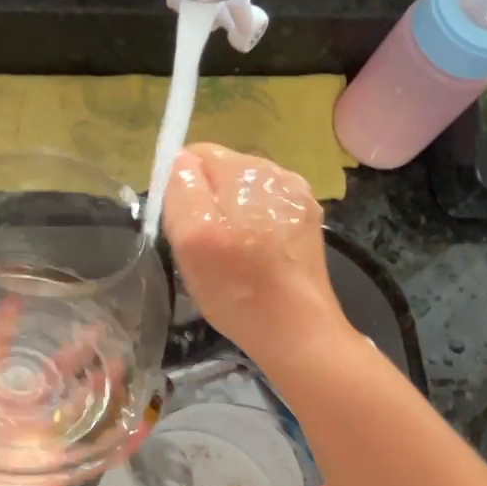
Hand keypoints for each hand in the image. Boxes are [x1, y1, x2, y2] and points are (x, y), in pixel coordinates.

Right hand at [161, 144, 346, 363]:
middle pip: (221, 174)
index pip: (196, 154)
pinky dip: (252, 232)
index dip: (179, 187)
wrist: (297, 331)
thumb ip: (181, 189)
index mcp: (245, 169)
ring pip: (243, 196)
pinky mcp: (307, 223)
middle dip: (205, 204)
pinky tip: (253, 262)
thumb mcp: (191, 237)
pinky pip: (265, 215)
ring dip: (229, 219)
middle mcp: (277, 173)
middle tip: (203, 249)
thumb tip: (179, 161)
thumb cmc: (237, 288)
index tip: (181, 227)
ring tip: (228, 259)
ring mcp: (297, 198)